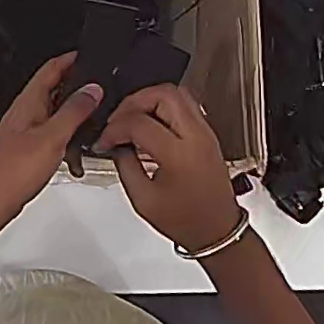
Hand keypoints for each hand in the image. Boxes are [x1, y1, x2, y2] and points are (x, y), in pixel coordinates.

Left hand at [0, 52, 101, 218]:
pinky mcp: (26, 147)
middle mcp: (24, 112)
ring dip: (71, 109)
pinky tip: (74, 144)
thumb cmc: (13, 171)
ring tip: (91, 114)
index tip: (86, 55)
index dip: (69, 59)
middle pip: (52, 88)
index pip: (50, 69)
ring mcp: (24, 129)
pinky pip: (50, 129)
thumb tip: (92, 90)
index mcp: (28, 102)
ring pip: (52, 109)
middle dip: (75, 84)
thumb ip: (74, 111)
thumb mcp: (53, 136)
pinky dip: (66, 131)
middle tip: (97, 85)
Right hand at [96, 84, 243, 252]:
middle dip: (133, 102)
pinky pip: (185, 106)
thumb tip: (115, 145)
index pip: (139, 122)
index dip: (115, 128)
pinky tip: (149, 126)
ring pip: (177, 94)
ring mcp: (205, 133)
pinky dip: (163, 108)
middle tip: (118, 120)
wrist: (218, 230)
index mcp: (179, 155)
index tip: (106, 140)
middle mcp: (197, 137)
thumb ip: (125, 165)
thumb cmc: (188, 221)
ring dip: (149, 101)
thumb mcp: (143, 199)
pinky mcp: (207, 134)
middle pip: (163, 94)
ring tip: (132, 119)